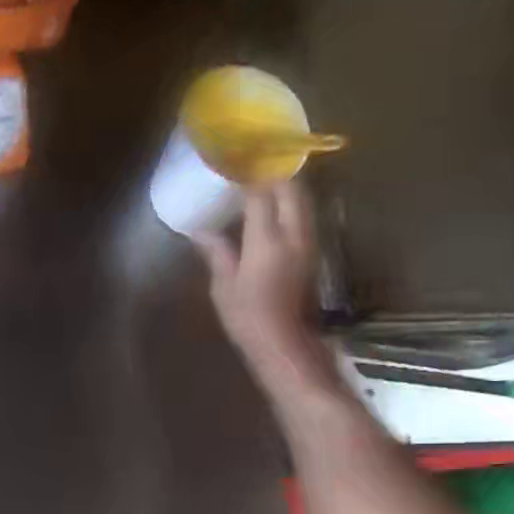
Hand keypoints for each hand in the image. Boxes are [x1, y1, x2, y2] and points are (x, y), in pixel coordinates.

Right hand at [191, 182, 321, 371]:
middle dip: (273, 175)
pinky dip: (291, 208)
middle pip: (290, 189)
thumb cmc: (248, 320)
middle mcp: (293, 235)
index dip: (247, 176)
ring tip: (263, 187)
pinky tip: (274, 215)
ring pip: (302, 202)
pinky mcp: (313, 257)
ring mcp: (308, 245)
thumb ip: (217, 253)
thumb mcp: (224, 288)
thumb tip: (201, 232)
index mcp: (267, 240)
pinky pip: (304, 219)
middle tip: (252, 170)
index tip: (233, 165)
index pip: (260, 193)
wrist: (285, 347)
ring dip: (285, 189)